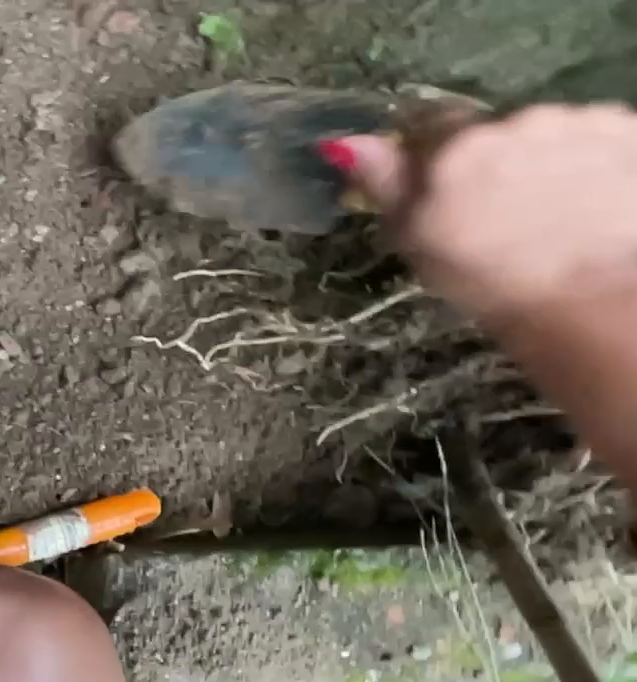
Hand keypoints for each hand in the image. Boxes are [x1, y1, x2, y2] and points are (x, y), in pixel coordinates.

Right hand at [327, 104, 636, 324]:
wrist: (583, 289)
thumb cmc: (479, 273)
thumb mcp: (412, 236)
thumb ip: (384, 181)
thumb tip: (346, 141)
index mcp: (455, 148)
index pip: (426, 121)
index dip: (422, 150)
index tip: (426, 181)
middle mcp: (517, 119)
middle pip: (488, 129)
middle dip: (482, 158)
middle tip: (482, 207)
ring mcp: (579, 120)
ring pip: (538, 132)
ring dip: (530, 158)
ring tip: (535, 206)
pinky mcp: (627, 129)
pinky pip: (586, 135)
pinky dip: (576, 159)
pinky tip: (575, 196)